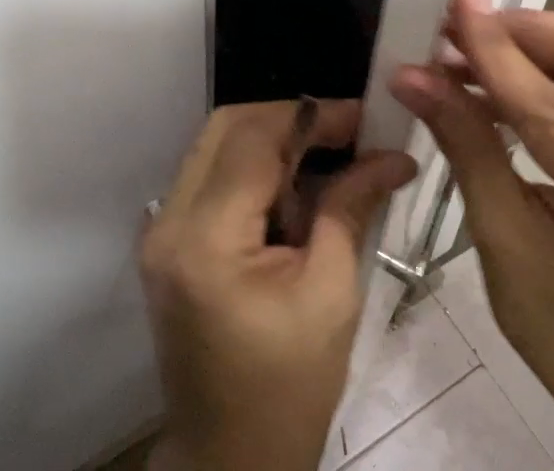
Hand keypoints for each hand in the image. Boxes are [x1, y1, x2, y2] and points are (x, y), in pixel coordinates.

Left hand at [140, 99, 417, 470]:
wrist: (231, 455)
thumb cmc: (289, 386)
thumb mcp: (331, 293)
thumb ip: (349, 208)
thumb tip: (392, 154)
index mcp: (206, 239)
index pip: (254, 140)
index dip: (312, 116)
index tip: (365, 117)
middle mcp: (169, 222)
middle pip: (224, 129)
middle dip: (289, 120)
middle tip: (347, 135)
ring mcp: (160, 232)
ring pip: (214, 148)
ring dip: (271, 142)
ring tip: (329, 159)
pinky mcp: (168, 244)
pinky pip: (210, 179)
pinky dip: (253, 170)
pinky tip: (295, 191)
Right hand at [391, 0, 553, 463]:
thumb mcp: (503, 240)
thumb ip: (467, 146)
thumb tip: (413, 76)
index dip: (500, 56)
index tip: (454, 8)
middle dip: (531, 31)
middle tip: (460, 27)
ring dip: (540, 43)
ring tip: (469, 46)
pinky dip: (553, 66)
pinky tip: (501, 73)